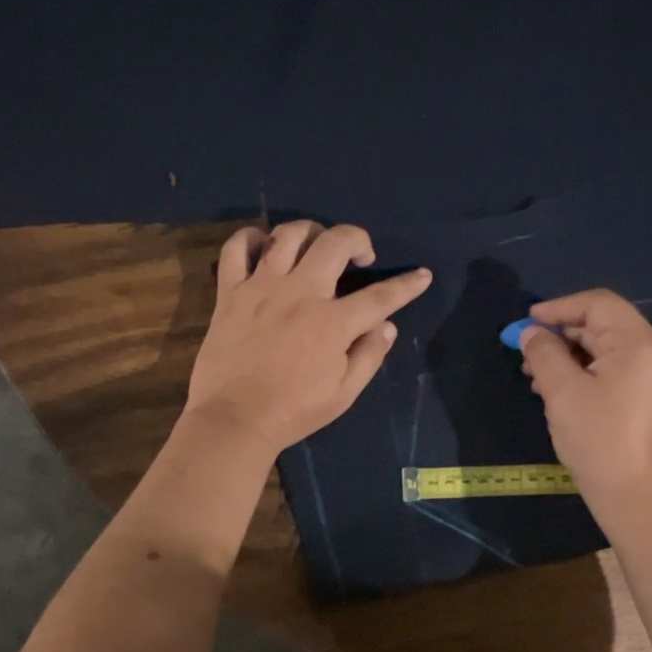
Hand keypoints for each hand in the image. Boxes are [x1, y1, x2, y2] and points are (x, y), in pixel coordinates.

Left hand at [184, 221, 432, 456]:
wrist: (234, 419)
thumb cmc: (292, 412)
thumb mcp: (342, 394)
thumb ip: (368, 356)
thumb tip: (386, 326)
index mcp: (333, 323)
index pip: (380, 296)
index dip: (406, 285)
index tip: (421, 275)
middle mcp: (300, 293)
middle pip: (335, 242)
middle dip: (357, 239)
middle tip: (361, 255)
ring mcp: (262, 287)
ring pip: (289, 234)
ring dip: (310, 232)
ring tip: (316, 246)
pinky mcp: (230, 292)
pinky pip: (237, 248)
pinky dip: (252, 238)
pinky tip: (264, 247)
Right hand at [520, 289, 651, 509]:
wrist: (625, 488)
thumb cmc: (594, 437)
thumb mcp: (562, 391)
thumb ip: (544, 353)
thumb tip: (530, 333)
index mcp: (638, 344)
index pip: (598, 304)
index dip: (559, 308)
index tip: (527, 322)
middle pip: (602, 323)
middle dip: (561, 333)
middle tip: (526, 351)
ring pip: (603, 346)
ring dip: (567, 353)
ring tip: (534, 374)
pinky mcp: (644, 391)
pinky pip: (611, 365)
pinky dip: (582, 368)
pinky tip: (555, 387)